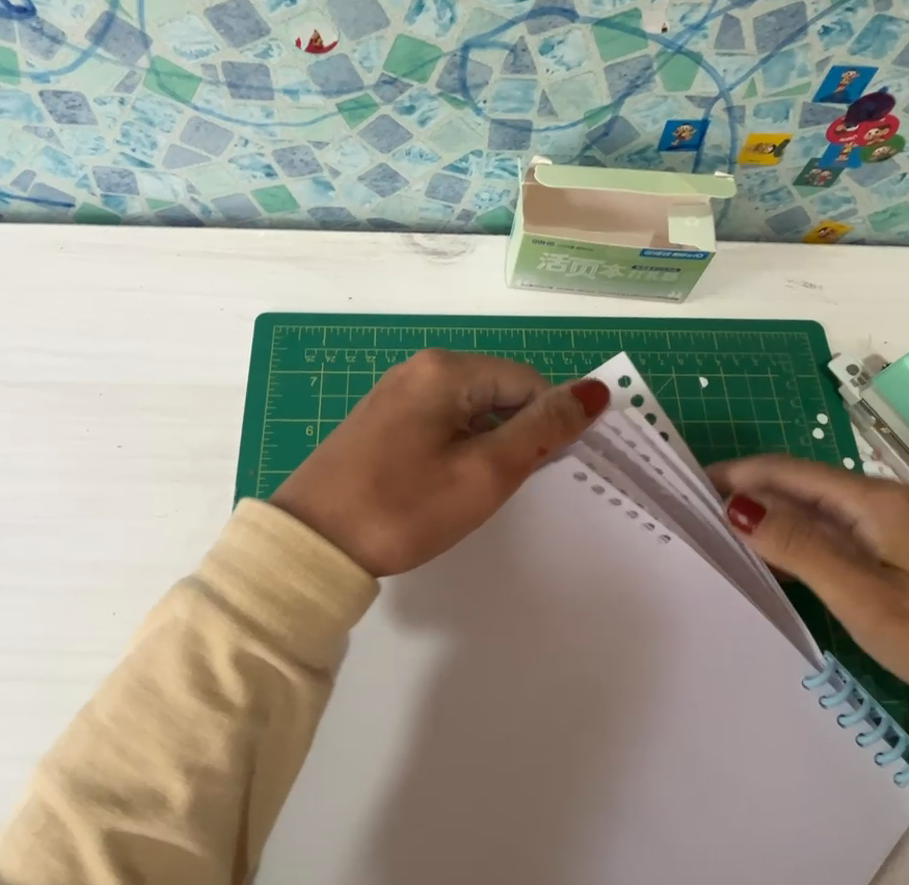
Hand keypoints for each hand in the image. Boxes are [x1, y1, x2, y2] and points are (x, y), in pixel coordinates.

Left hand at [272, 350, 610, 576]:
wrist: (312, 542)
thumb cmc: (405, 507)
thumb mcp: (486, 471)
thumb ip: (543, 428)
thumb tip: (595, 389)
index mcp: (447, 369)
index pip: (528, 382)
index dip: (546, 426)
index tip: (537, 473)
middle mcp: (421, 367)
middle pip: (498, 391)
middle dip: (514, 435)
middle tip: (501, 487)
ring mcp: (395, 392)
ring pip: (470, 409)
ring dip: (486, 445)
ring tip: (470, 492)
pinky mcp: (380, 419)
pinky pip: (439, 422)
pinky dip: (456, 448)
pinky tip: (442, 485)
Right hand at [709, 456, 908, 720]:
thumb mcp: (865, 596)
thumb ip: (798, 547)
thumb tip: (736, 504)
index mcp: (873, 500)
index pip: (786, 470)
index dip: (735, 473)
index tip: (686, 486)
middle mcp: (881, 499)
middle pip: (798, 484)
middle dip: (746, 491)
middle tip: (694, 514)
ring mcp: (895, 525)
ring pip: (814, 509)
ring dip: (768, 516)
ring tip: (720, 536)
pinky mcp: (903, 552)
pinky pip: (834, 532)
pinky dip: (797, 539)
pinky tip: (774, 560)